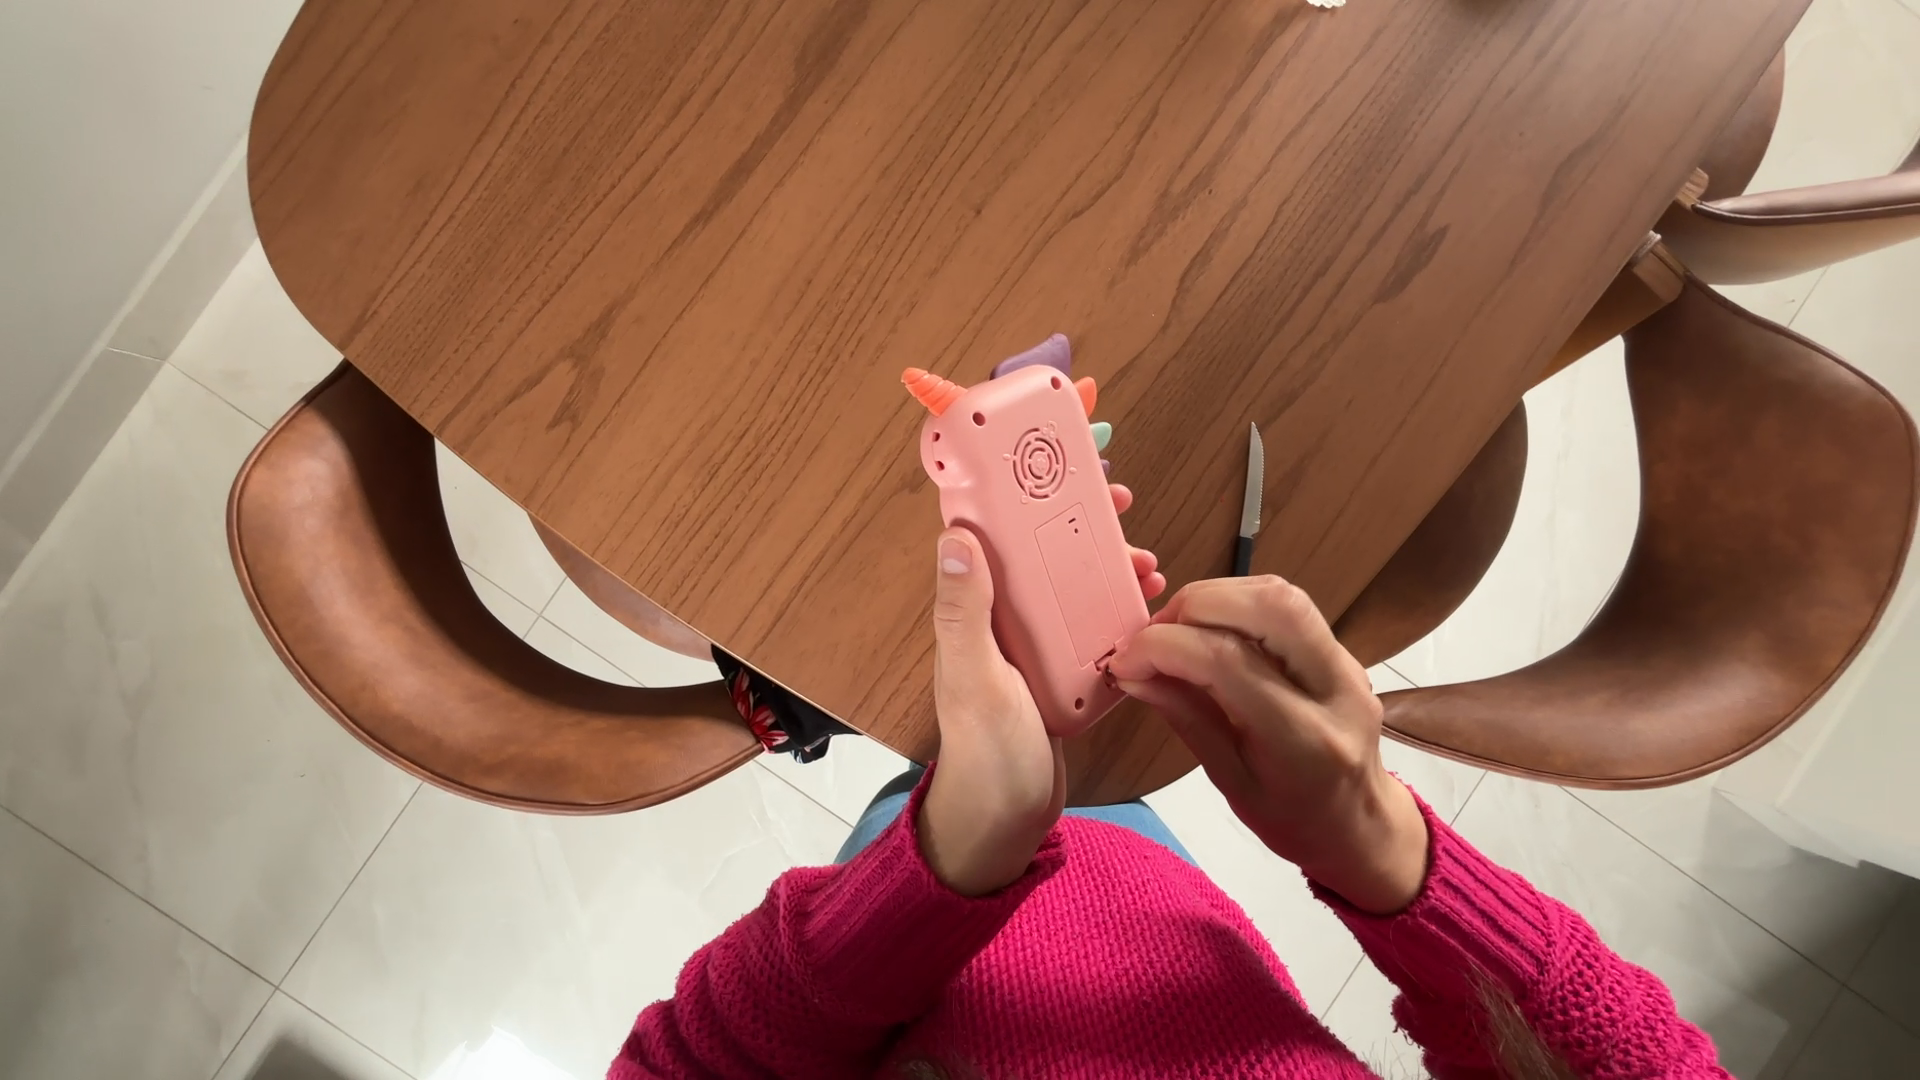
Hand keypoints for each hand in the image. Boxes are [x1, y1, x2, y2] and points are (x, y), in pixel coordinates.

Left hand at [919, 485, 1161, 895]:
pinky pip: (1092, 625)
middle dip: (1076, 520)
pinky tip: (1146, 605)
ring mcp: (1035, 645)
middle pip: (1039, 551)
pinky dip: (1118, 607)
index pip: (990, 535)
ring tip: (1145, 561)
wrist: (1005, 822)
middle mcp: (1003, 619)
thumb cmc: (986, 754)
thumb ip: (965, 613)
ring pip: (1072, 584)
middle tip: (1118, 502)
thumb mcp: (975, 679)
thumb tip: (954, 534)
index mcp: (976, 612)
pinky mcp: (1062, 670)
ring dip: (1105, 563)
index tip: (1056, 466)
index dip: (1018, 494)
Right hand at [1105, 576, 1429, 912]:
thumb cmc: (1293, 820)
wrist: (1364, 827)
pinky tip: (1207, 631)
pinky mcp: (1339, 648)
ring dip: (1213, 598)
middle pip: (1269, 606)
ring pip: (1279, 593)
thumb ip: (1184, 716)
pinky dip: (1232, 603)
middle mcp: (1335, 687)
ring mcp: (1345, 661)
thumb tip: (1131, 670)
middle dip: (1195, 605)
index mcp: (1304, 739)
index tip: (1123, 662)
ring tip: (1177, 631)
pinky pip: (1284, 604)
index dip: (1161, 648)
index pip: (1226, 661)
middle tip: (1155, 635)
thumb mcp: (1228, 782)